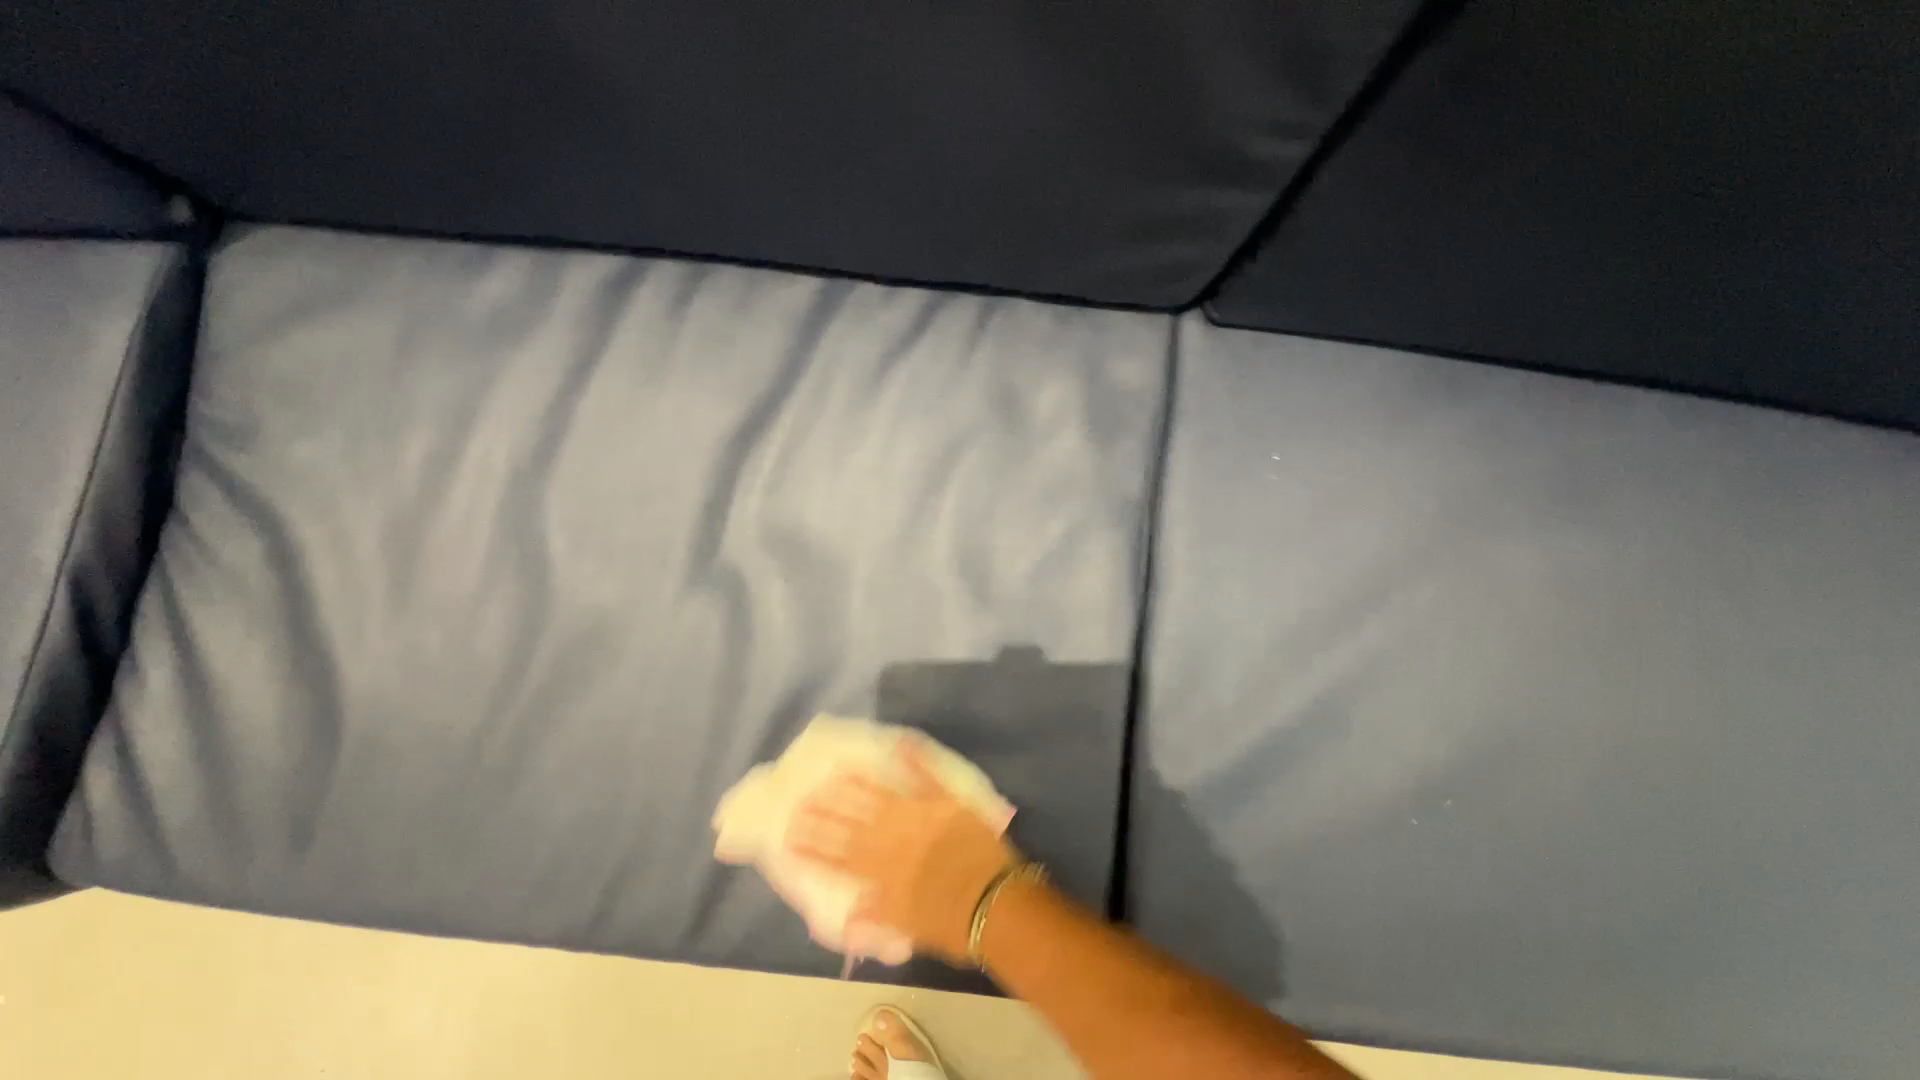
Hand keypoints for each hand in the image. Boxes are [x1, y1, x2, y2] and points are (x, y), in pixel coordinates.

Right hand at [785, 737, 1017, 963]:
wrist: (996, 905)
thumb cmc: (953, 924)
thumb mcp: (910, 928)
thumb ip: (876, 917)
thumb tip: (846, 919)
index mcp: (880, 875)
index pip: (837, 859)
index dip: (812, 846)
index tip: (790, 833)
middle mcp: (892, 840)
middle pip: (851, 823)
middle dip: (825, 812)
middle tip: (803, 798)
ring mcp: (919, 816)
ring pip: (880, 795)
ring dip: (856, 784)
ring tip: (835, 772)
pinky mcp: (946, 801)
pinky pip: (926, 774)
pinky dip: (913, 757)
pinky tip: (899, 741)